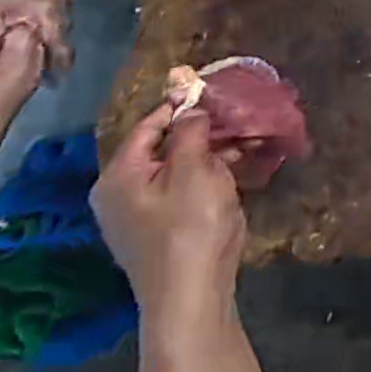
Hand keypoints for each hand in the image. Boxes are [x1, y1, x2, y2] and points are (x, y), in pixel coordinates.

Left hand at [0, 0, 72, 73]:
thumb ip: (6, 40)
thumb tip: (20, 55)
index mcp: (49, 13)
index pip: (59, 44)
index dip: (59, 63)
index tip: (59, 80)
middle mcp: (63, 3)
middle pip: (64, 32)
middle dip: (57, 49)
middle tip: (49, 66)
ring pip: (62, 20)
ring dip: (54, 34)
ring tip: (45, 48)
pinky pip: (59, 10)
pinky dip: (51, 22)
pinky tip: (41, 27)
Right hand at [0, 24, 45, 165]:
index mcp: (25, 63)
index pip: (29, 32)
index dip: (14, 20)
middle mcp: (36, 68)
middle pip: (34, 40)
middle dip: (20, 28)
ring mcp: (32, 78)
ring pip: (31, 51)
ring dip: (16, 42)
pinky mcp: (22, 87)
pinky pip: (25, 62)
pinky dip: (15, 54)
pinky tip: (0, 54)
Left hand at [92, 105, 246, 317]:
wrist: (191, 286)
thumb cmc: (190, 224)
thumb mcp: (195, 171)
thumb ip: (190, 135)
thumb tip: (192, 110)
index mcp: (120, 176)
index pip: (147, 126)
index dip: (179, 104)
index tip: (212, 86)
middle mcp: (123, 189)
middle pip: (164, 144)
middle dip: (204, 127)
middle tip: (241, 112)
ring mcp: (143, 207)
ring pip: (180, 162)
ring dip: (214, 148)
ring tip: (250, 136)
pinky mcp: (166, 219)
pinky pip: (187, 181)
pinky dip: (213, 168)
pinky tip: (241, 162)